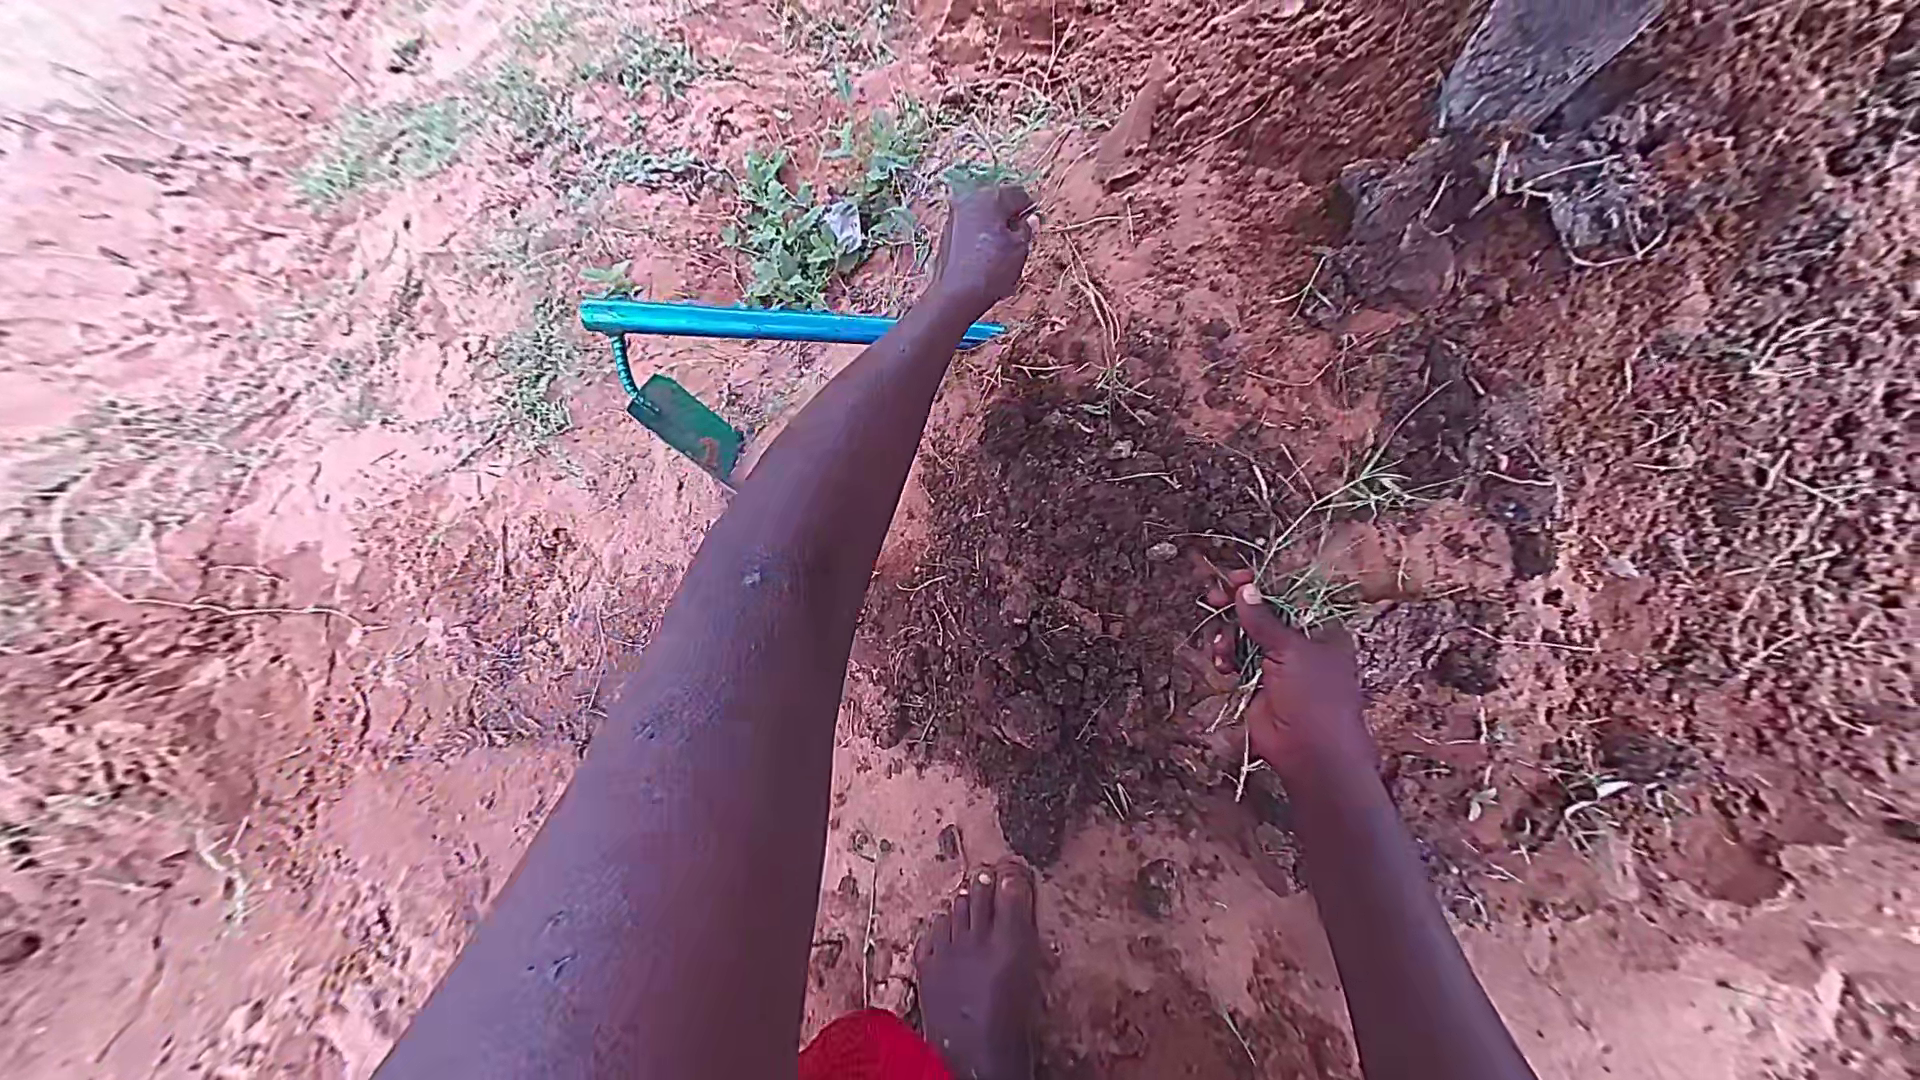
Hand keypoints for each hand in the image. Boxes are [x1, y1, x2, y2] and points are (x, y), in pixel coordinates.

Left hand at [927, 185, 1034, 314]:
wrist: (955, 296)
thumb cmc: (990, 271)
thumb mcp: (1020, 249)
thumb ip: (1027, 229)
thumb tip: (1029, 220)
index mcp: (991, 197)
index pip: (1019, 195)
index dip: (1028, 212)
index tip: (1032, 227)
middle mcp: (969, 200)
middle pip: (998, 204)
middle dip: (1008, 220)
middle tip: (1017, 243)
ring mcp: (954, 216)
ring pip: (983, 217)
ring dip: (993, 230)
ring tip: (1000, 254)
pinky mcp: (946, 233)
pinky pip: (970, 230)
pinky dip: (979, 239)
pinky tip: (983, 259)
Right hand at [1207, 569, 1376, 779]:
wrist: (1309, 751)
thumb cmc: (1316, 696)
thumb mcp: (1292, 650)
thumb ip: (1264, 619)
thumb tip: (1244, 589)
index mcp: (1319, 630)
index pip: (1286, 596)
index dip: (1260, 586)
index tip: (1235, 579)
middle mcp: (1297, 642)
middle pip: (1260, 613)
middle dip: (1235, 606)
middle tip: (1213, 598)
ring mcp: (1275, 662)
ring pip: (1243, 634)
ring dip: (1227, 635)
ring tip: (1221, 645)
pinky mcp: (1256, 680)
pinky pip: (1234, 657)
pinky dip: (1225, 656)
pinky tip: (1223, 663)